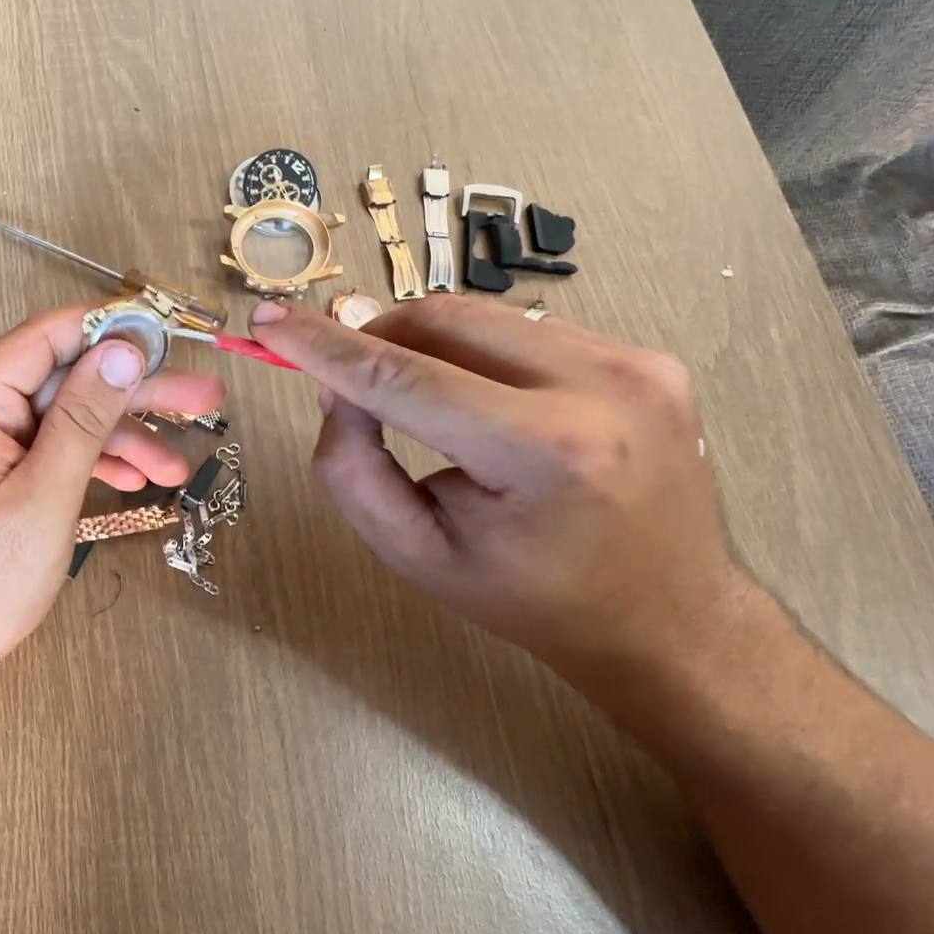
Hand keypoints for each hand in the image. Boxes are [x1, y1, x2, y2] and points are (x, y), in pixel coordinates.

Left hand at [0, 305, 225, 682]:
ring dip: (122, 435)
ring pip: (65, 417)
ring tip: (180, 463)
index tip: (168, 332)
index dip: (107, 329)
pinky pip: (52, 450)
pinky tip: (139, 478)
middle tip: (204, 394)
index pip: (42, 340)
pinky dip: (94, 461)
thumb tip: (123, 348)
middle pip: (62, 380)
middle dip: (131, 391)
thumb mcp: (46, 497)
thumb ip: (84, 419)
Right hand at [249, 294, 749, 674]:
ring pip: (481, 316)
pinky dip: (471, 354)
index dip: (322, 345)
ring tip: (406, 402)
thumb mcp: (412, 551)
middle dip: (371, 338)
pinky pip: (522, 331)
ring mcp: (636, 362)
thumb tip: (336, 388)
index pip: (401, 375)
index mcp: (541, 450)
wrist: (666, 616)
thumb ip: (351, 468)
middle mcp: (601, 385)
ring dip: (420, 345)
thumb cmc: (525, 596)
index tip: (267, 321)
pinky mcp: (647, 357)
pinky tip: (470, 403)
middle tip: (335, 376)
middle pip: (441, 320)